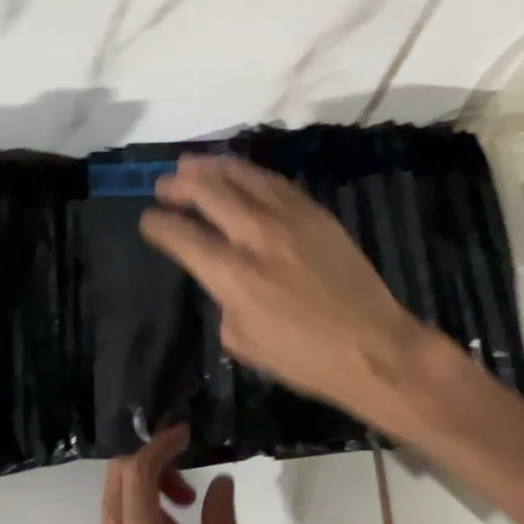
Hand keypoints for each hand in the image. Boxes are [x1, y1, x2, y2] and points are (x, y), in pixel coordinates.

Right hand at [139, 154, 433, 426]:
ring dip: (212, 167)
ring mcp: (289, 218)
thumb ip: (224, 298)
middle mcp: (255, 235)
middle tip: (165, 184)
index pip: (181, 235)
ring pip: (242, 175)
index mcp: (232, 273)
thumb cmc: (305, 358)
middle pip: (207, 191)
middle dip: (178, 184)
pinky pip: (275, 182)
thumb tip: (223, 275)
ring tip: (193, 164)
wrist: (374, 347)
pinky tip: (240, 174)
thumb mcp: (243, 340)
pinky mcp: (316, 213)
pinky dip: (250, 174)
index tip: (149, 220)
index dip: (157, 224)